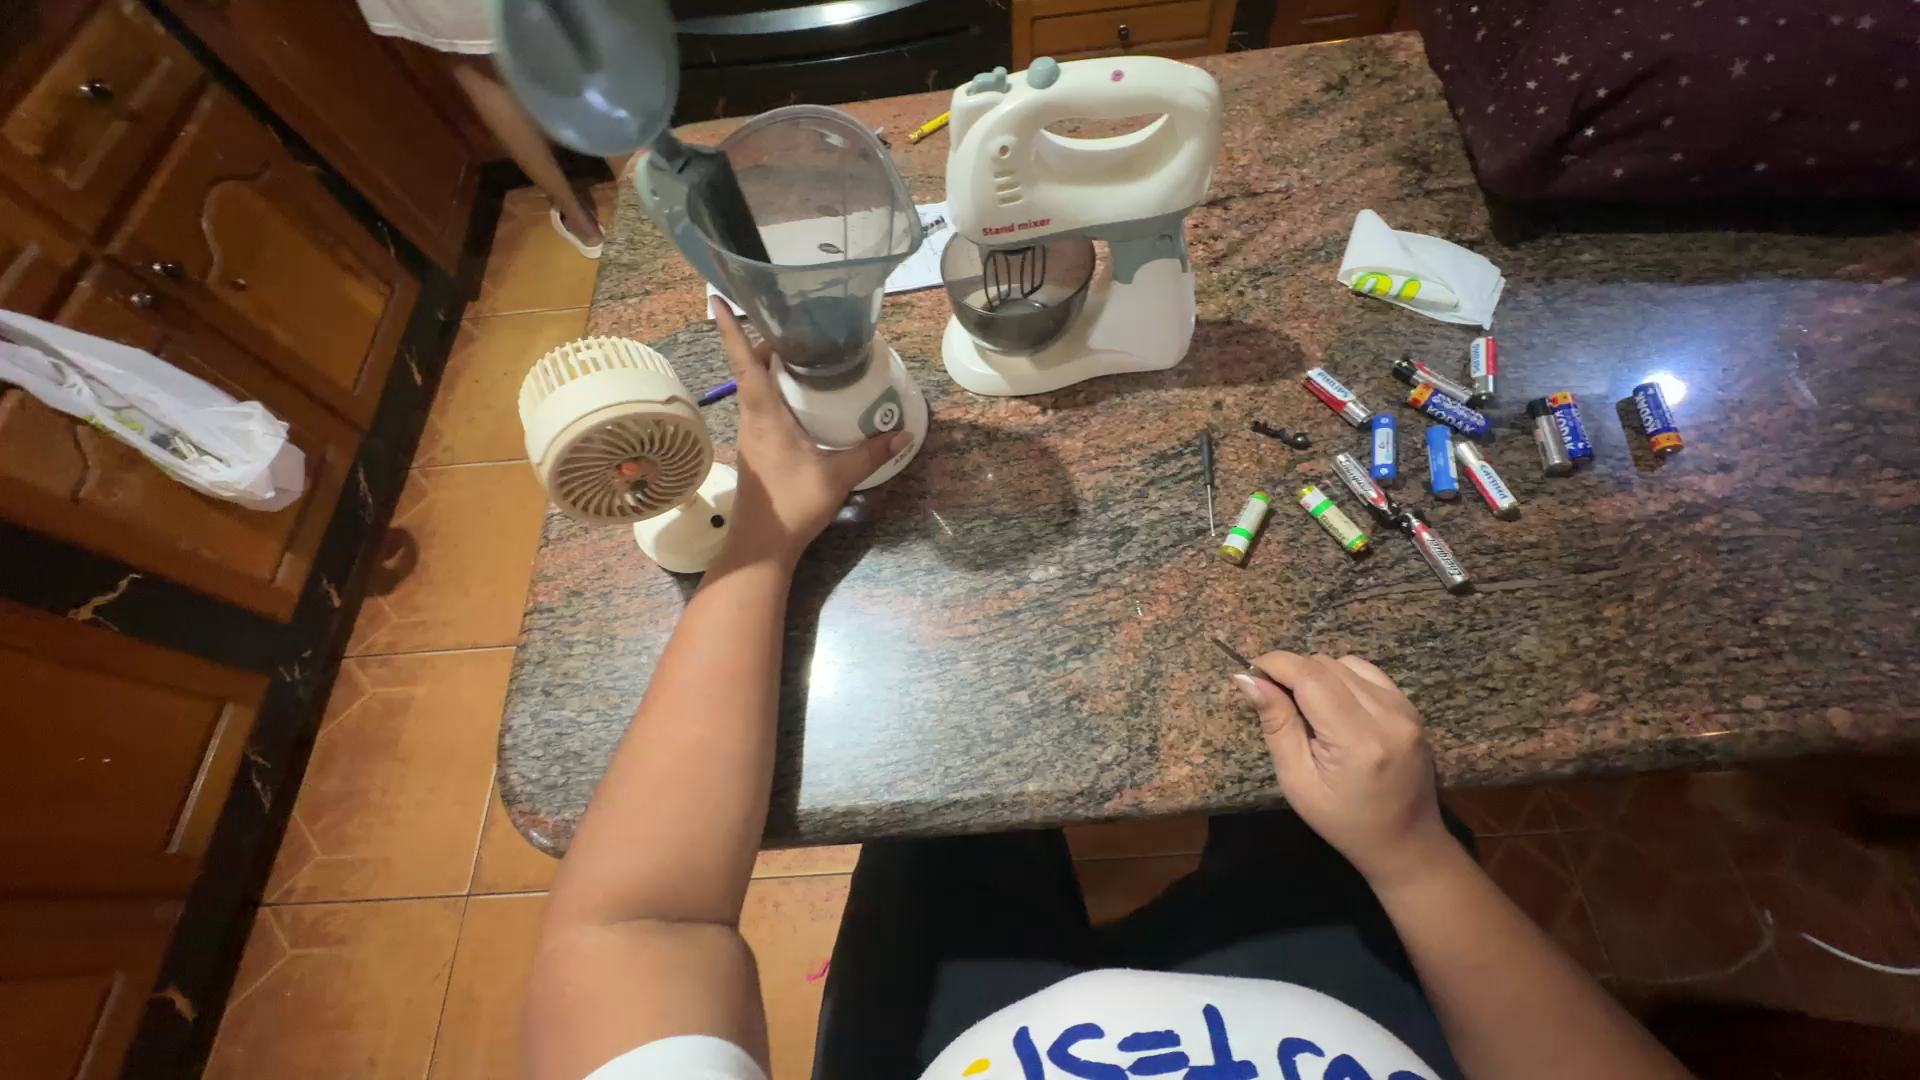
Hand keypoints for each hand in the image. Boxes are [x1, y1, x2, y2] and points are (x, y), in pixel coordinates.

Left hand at [711, 301, 908, 566]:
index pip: (744, 361)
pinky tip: (803, 395)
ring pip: (755, 386)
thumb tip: (904, 432)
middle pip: (750, 367)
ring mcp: (753, 432)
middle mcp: (753, 416)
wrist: (762, 544)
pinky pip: (764, 405)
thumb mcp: (837, 477)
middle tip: (795, 321)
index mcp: (765, 413)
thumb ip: (870, 453)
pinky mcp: (759, 447)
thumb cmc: (792, 505)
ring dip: (770, 365)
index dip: (729, 328)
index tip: (718, 298)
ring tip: (803, 349)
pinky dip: (777, 389)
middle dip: (765, 340)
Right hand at [1234, 653, 1454, 888]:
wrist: (1407, 844)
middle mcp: (1388, 716)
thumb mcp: (1297, 780)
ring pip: (1344, 663)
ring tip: (1305, 707)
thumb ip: (1276, 724)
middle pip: (1325, 665)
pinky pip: (1366, 672)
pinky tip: (1332, 705)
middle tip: (1274, 699)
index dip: (1275, 664)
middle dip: (1291, 671)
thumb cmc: (1343, 822)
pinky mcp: (1410, 708)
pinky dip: (1340, 678)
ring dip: (1315, 674)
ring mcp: (1405, 709)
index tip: (1250, 673)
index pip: (1310, 676)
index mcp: (1358, 740)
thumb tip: (1247, 679)